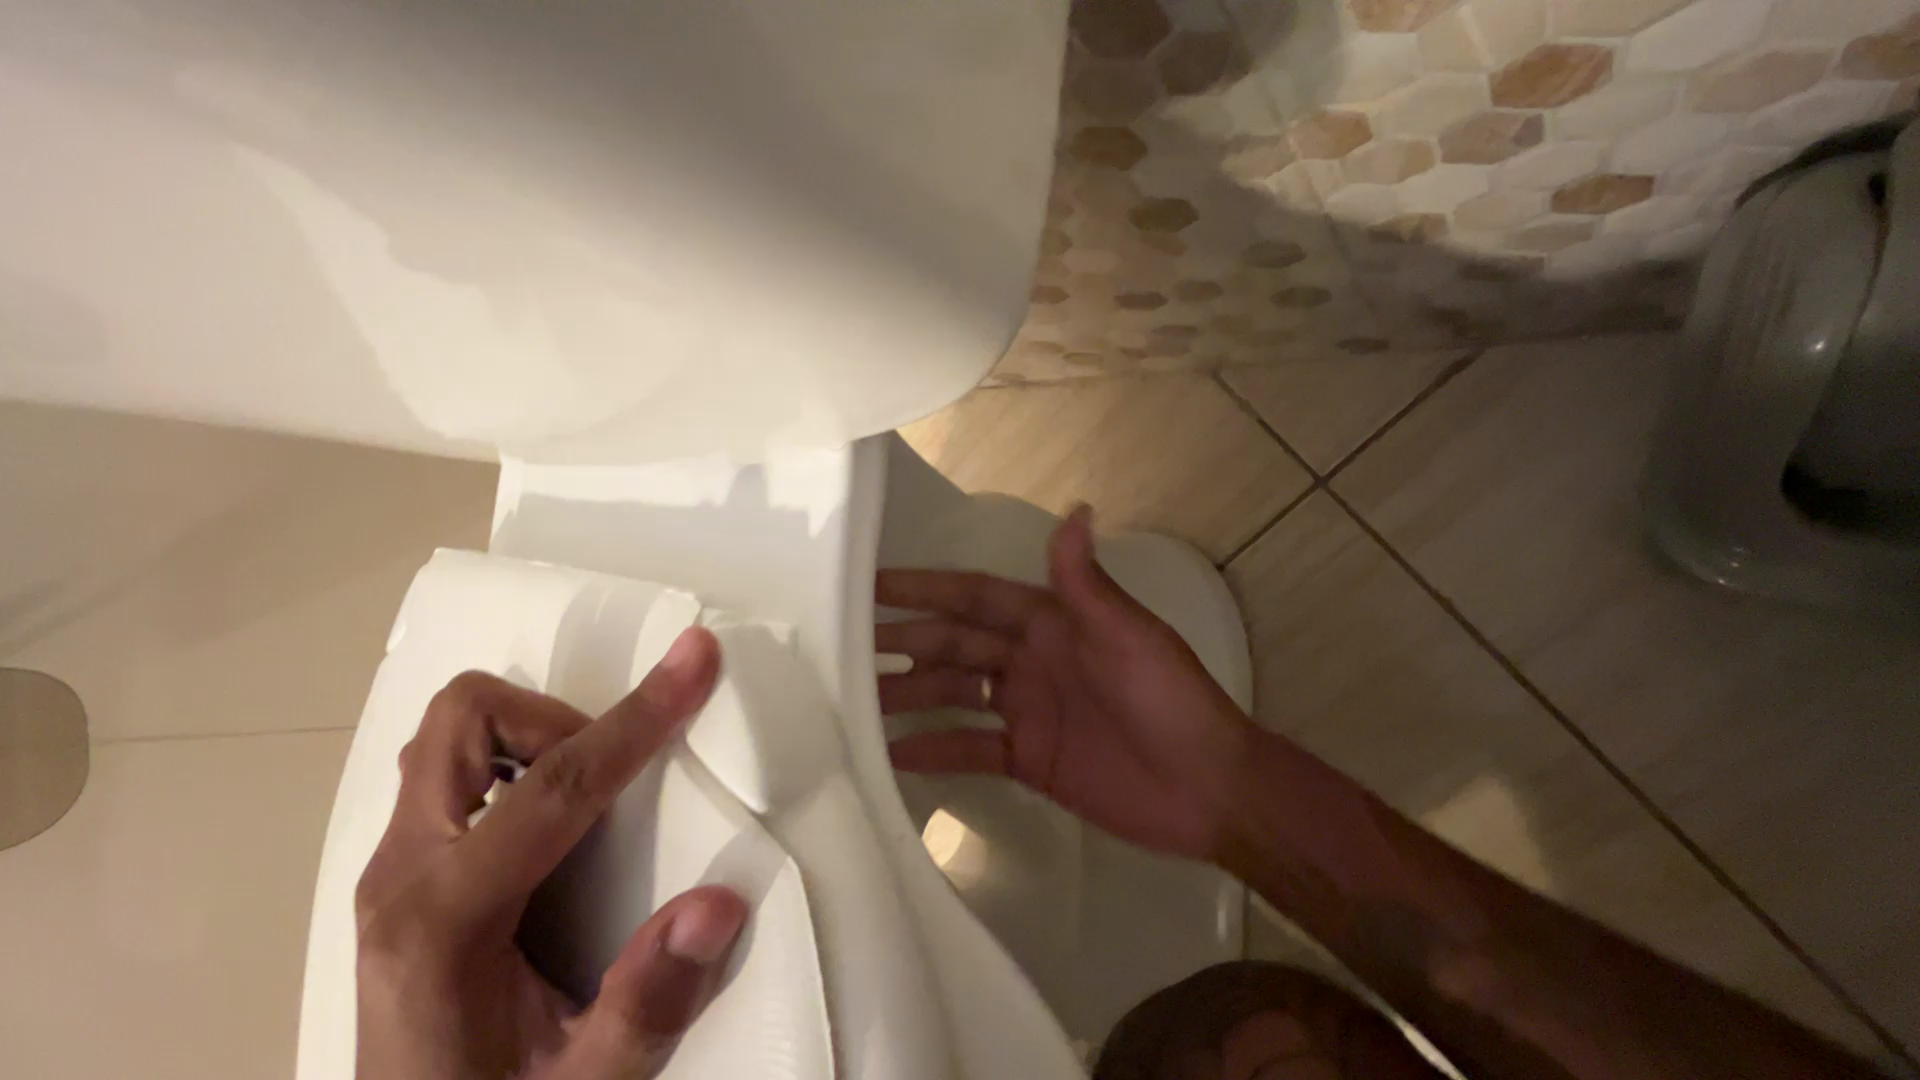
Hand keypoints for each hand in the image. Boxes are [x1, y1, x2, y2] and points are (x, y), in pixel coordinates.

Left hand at [353, 628, 746, 1079]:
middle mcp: (403, 874)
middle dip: (560, 718)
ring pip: (452, 734)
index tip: (697, 660)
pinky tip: (556, 824)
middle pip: (464, 720)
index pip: (553, 787)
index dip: (636, 720)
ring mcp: (395, 868)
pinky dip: (515, 760)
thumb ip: (647, 1004)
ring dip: (535, 735)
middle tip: (620, 777)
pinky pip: (454, 768)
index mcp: (444, 923)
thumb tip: (720, 902)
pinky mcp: (406, 871)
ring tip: (593, 801)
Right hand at [877, 506, 1260, 861]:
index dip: (923, 589)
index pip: (975, 597)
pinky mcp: (1028, 759)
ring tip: (851, 704)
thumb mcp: (1129, 638)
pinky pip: (970, 749)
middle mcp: (1030, 660)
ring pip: (953, 695)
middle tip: (840, 649)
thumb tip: (1073, 509)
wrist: (1208, 789)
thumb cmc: (1169, 701)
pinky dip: (933, 751)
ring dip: (906, 696)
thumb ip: (1088, 585)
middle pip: (953, 645)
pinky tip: (890, 756)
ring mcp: (1026, 710)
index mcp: (1051, 623)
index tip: (869, 585)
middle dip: (901, 644)